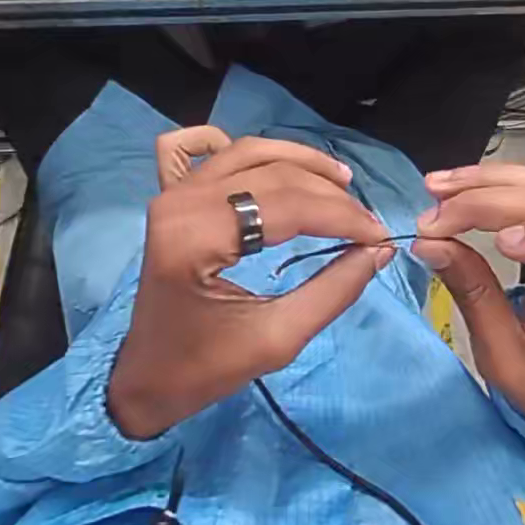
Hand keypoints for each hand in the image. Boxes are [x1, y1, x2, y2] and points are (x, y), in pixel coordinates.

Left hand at [108, 127, 392, 438]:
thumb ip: (333, 290)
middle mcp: (180, 202)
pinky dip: (233, 148)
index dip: (341, 217)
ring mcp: (171, 194)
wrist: (147, 376)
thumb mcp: (277, 339)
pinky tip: (265, 164)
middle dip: (327, 193)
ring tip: (340, 183)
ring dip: (296, 161)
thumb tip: (377, 250)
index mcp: (196, 237)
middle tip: (364, 223)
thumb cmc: (205, 367)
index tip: (378, 237)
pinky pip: (196, 149)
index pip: (286, 206)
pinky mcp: (169, 197)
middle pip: (271, 174)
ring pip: (246, 152)